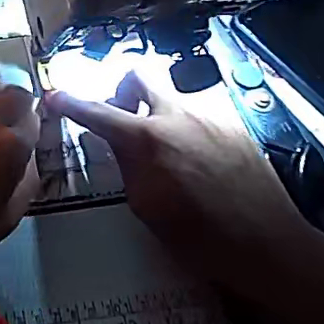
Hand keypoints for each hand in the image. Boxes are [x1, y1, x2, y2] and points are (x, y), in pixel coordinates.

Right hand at [46, 71, 323, 299]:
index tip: (55, 96)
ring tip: (167, 158)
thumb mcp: (146, 206)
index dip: (71, 103)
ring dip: (158, 119)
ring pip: (171, 102)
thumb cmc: (200, 237)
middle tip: (121, 119)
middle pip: (138, 76)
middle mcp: (178, 117)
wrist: (269, 246)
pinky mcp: (234, 128)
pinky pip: (198, 120)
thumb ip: (127, 165)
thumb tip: (119, 144)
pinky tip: (198, 168)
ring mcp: (210, 118)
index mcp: (148, 139)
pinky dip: (186, 135)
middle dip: (122, 90)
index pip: (98, 112)